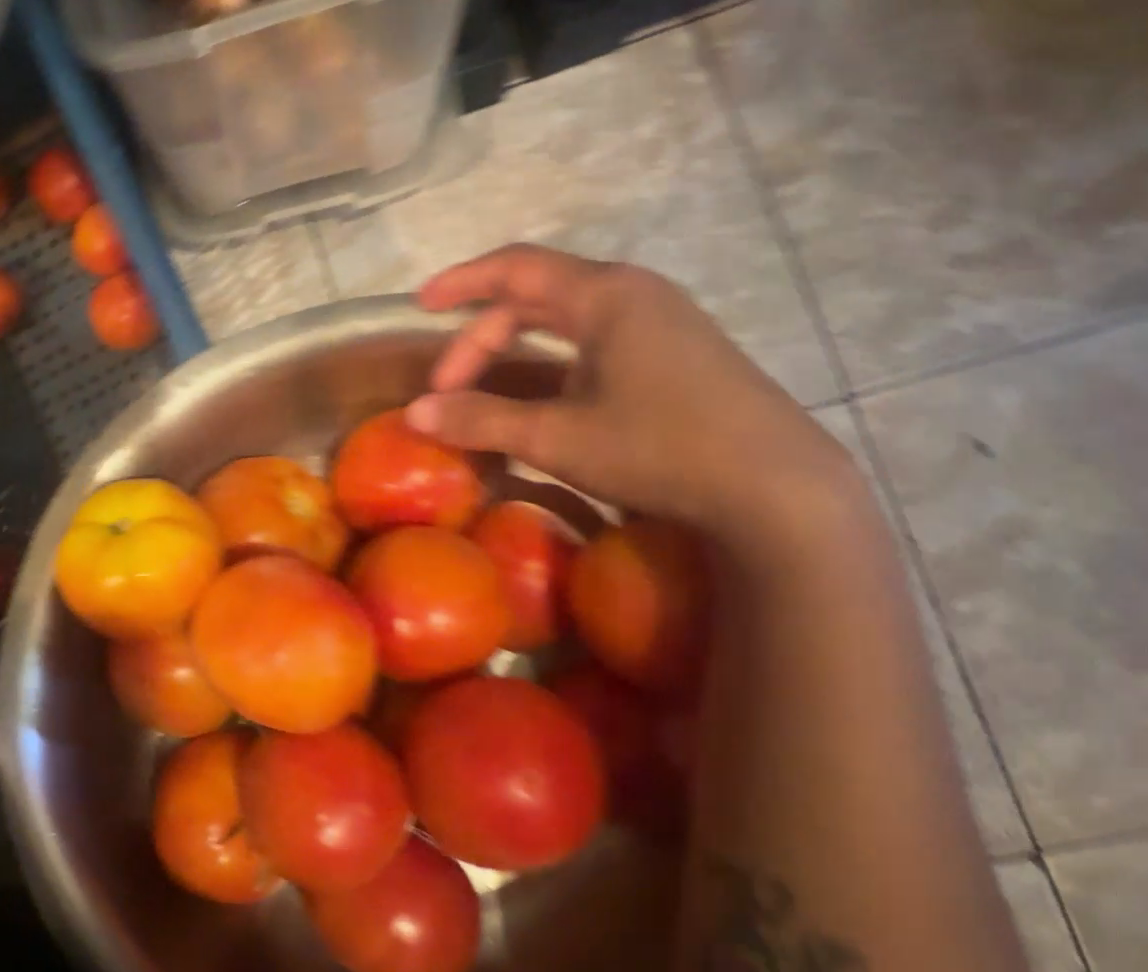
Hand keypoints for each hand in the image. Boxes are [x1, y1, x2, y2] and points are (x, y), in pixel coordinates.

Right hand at [405, 245, 859, 546]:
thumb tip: (414, 414)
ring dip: (515, 350)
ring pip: (566, 321)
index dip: (462, 282)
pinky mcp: (673, 356)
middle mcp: (634, 295)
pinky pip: (593, 343)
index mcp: (606, 295)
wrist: (773, 486)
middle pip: (537, 295)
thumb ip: (481, 420)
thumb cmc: (660, 448)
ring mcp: (659, 324)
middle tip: (446, 386)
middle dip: (482, 335)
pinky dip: (550, 364)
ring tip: (481, 388)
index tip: (418, 305)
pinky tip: (540, 402)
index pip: (517, 268)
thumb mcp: (558, 438)